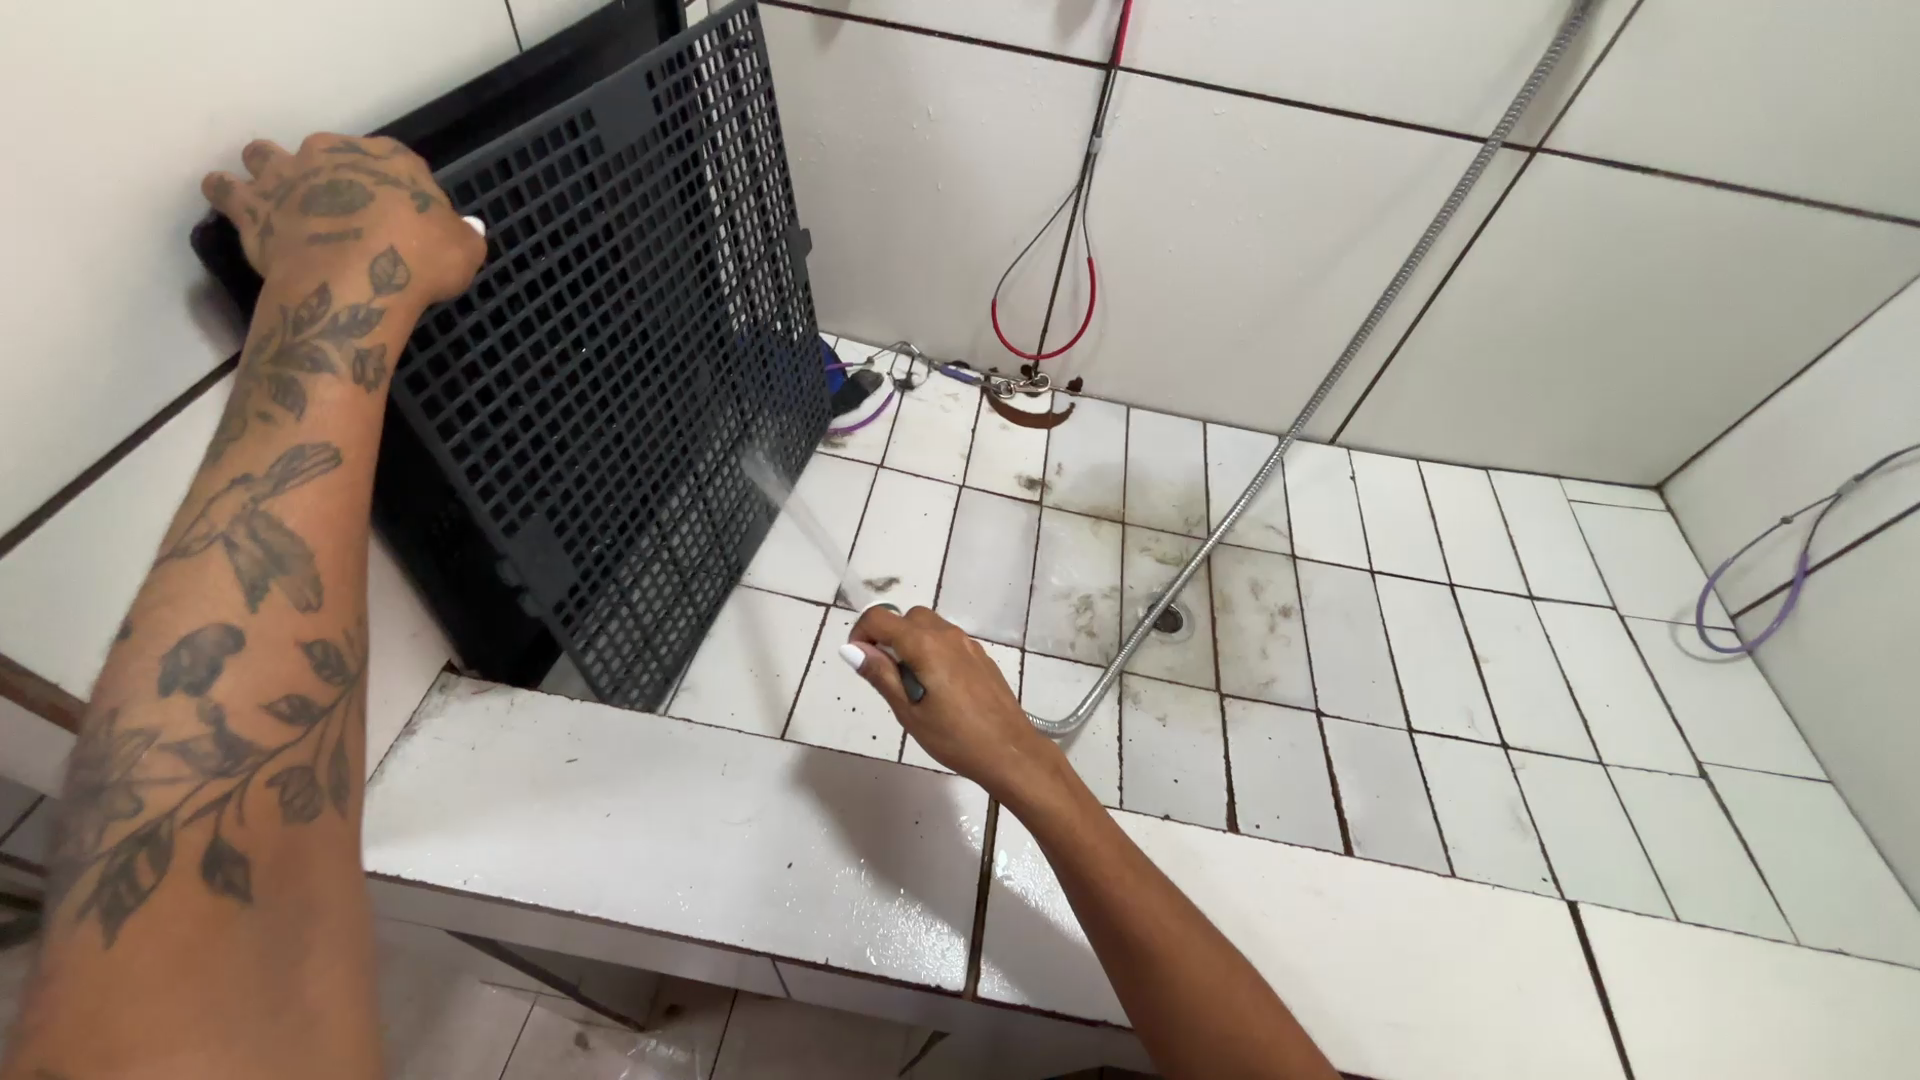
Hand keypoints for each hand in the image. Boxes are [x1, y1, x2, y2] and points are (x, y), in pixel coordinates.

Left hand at [201, 133, 483, 305]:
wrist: (355, 282)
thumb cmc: (421, 261)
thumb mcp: (467, 251)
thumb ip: (465, 233)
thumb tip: (468, 226)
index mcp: (390, 159)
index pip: (400, 161)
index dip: (405, 187)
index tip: (412, 216)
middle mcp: (332, 152)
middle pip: (331, 151)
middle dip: (338, 172)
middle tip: (351, 208)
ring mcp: (286, 174)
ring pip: (266, 155)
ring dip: (273, 170)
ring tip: (286, 196)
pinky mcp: (253, 205)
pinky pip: (226, 189)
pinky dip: (231, 195)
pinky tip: (241, 207)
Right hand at [845, 606, 1065, 797]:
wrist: (1010, 751)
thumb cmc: (955, 738)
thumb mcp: (909, 712)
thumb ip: (881, 675)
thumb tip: (852, 649)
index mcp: (925, 645)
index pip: (880, 618)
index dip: (861, 633)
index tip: (860, 661)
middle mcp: (947, 635)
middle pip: (907, 617)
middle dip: (888, 636)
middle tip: (887, 676)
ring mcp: (968, 644)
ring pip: (930, 626)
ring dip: (911, 643)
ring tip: (912, 685)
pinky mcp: (980, 656)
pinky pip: (948, 641)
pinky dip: (932, 650)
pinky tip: (938, 688)